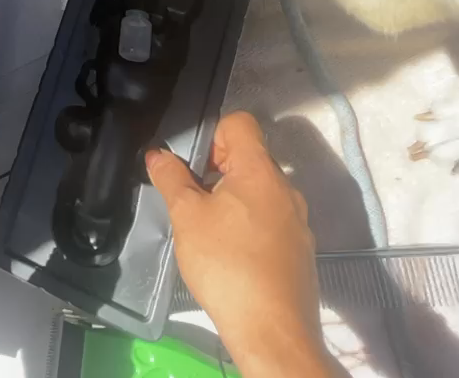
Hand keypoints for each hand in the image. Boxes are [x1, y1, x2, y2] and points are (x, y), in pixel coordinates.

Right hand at [146, 112, 337, 377]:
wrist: (273, 333)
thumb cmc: (227, 264)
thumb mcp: (187, 215)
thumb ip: (171, 178)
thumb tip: (158, 154)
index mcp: (260, 172)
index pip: (240, 124)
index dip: (213, 134)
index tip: (195, 165)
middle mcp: (286, 190)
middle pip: (249, 158)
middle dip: (217, 170)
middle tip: (193, 198)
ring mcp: (297, 223)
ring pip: (259, 192)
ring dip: (232, 199)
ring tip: (208, 228)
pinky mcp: (300, 252)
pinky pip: (270, 221)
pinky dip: (248, 225)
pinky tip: (230, 254)